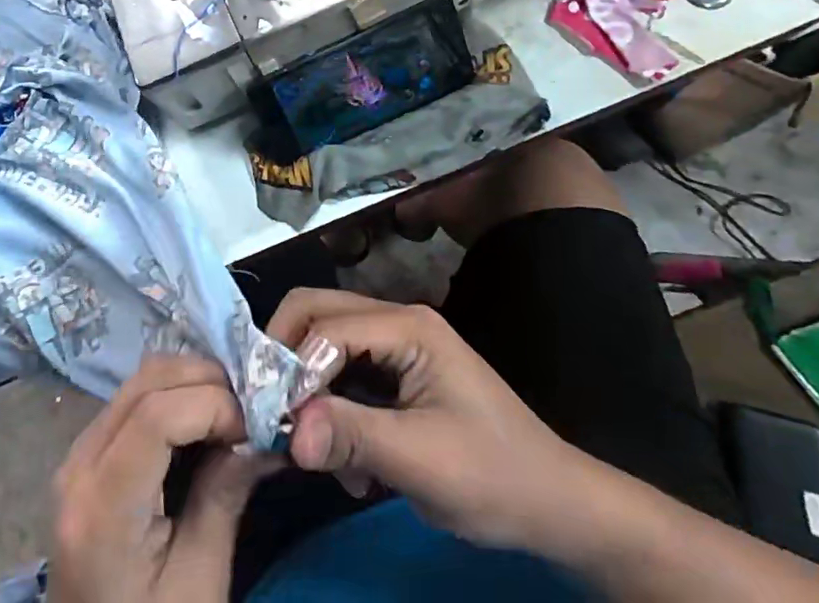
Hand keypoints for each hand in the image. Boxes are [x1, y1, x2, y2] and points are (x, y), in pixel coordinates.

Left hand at [49, 355, 280, 602]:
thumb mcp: (200, 578)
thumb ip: (225, 495)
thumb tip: (260, 433)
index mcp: (101, 508)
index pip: (156, 414)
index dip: (214, 405)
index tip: (252, 431)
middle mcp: (77, 466)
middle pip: (148, 381)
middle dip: (209, 380)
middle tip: (249, 413)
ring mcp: (76, 454)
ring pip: (141, 378)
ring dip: (194, 381)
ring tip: (231, 415)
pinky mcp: (86, 453)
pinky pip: (134, 396)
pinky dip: (177, 392)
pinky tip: (204, 420)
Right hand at [268, 289, 588, 551]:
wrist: (549, 503)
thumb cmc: (491, 475)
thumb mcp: (419, 460)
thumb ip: (351, 436)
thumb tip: (287, 431)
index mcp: (409, 326)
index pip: (327, 325)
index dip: (291, 367)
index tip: (269, 421)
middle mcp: (397, 323)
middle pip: (317, 315)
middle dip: (286, 362)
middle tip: (270, 417)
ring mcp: (396, 347)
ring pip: (324, 346)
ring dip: (309, 393)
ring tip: (314, 452)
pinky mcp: (394, 376)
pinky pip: (341, 376)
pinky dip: (330, 411)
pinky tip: (346, 465)